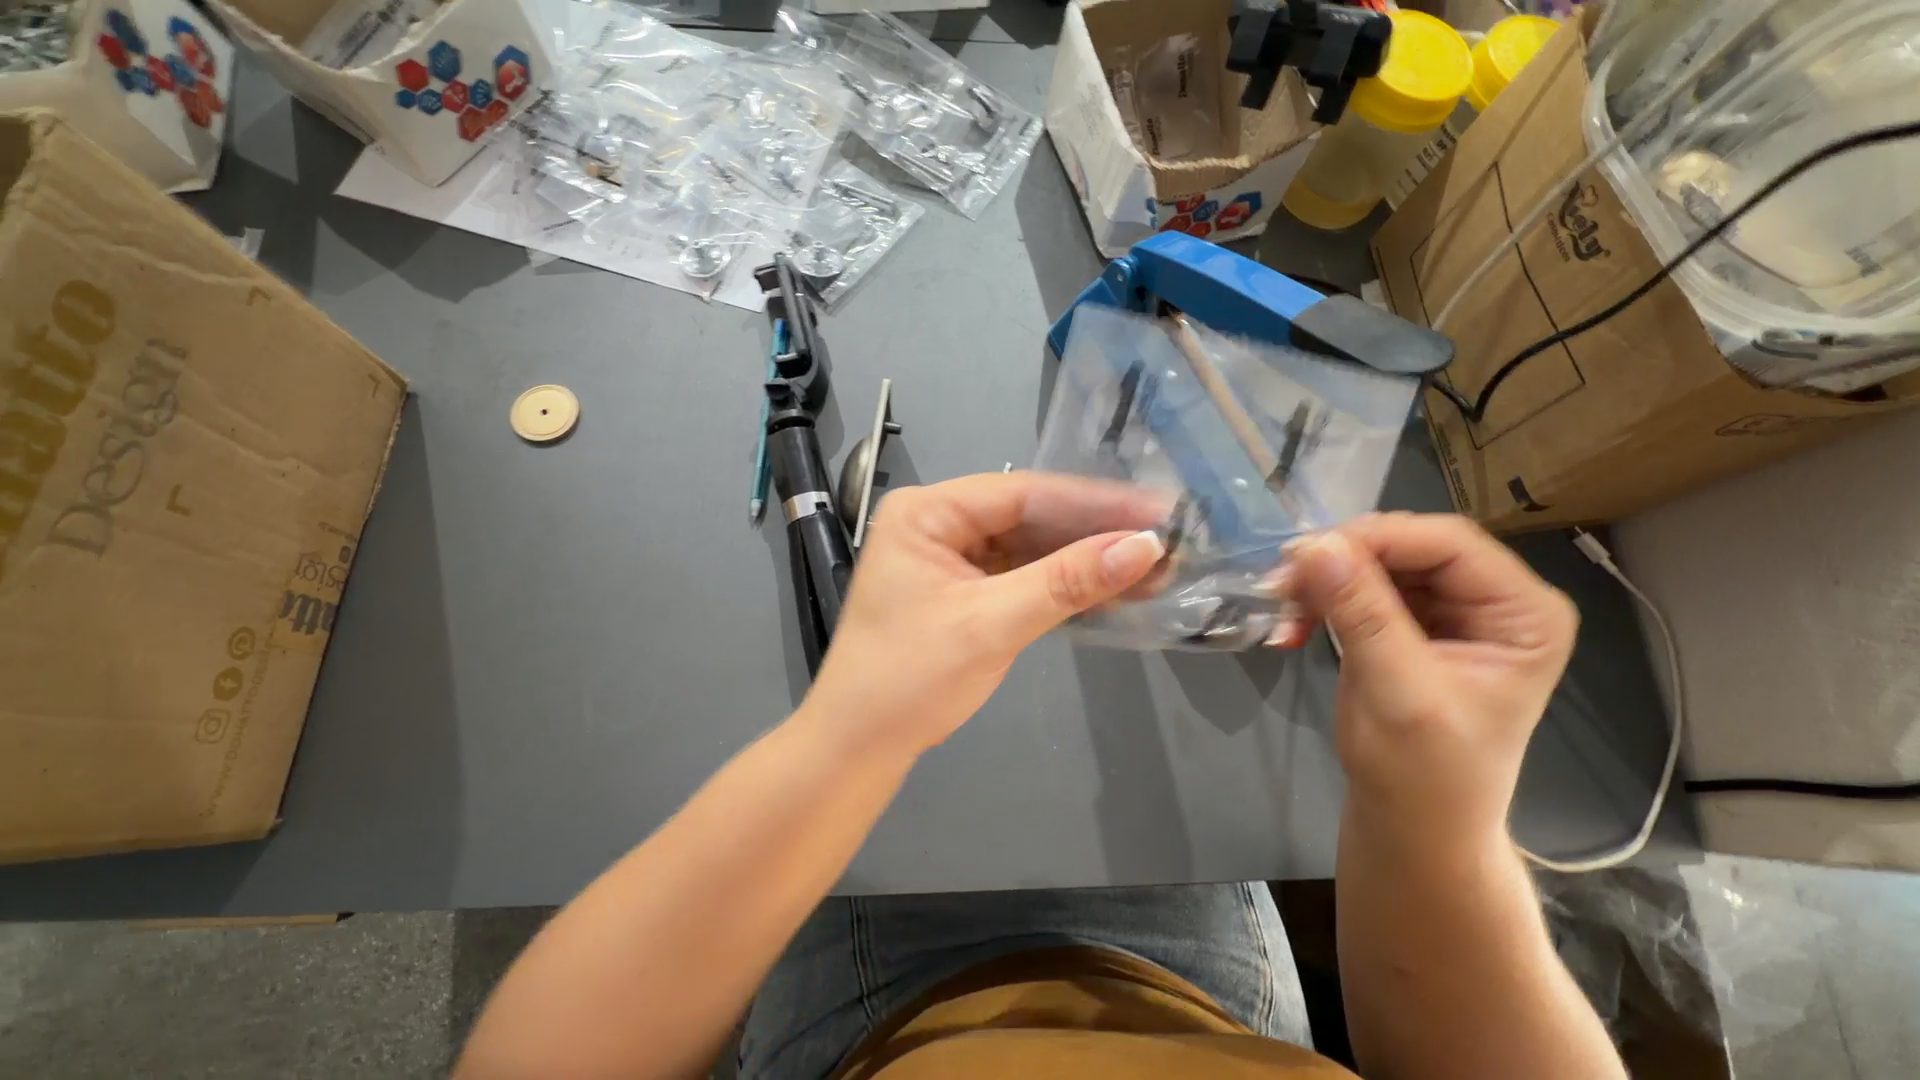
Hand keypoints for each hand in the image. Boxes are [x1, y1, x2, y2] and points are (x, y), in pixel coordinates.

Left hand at [803, 472, 1169, 756]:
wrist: (858, 746)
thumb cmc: (911, 678)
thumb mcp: (992, 624)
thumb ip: (1067, 582)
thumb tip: (1145, 546)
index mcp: (927, 512)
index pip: (1024, 493)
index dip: (1094, 504)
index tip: (1157, 513)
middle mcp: (937, 524)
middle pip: (1030, 518)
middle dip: (1094, 534)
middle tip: (1164, 542)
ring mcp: (949, 559)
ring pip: (1029, 549)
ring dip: (1083, 562)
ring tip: (1151, 569)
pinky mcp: (961, 593)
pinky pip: (1019, 578)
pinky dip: (1061, 587)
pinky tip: (1109, 591)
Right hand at [1280, 513, 1577, 847]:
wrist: (1412, 827)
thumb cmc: (1424, 775)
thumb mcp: (1396, 691)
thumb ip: (1361, 614)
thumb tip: (1314, 545)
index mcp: (1523, 614)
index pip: (1448, 543)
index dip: (1376, 539)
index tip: (1304, 555)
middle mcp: (1493, 600)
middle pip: (1409, 546)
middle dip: (1342, 561)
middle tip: (1281, 584)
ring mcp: (1450, 610)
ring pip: (1377, 563)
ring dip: (1323, 581)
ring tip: (1281, 609)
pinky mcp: (1409, 624)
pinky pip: (1360, 588)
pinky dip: (1321, 600)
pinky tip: (1292, 625)